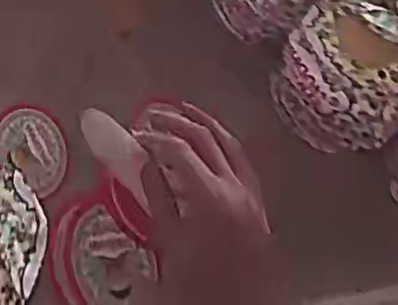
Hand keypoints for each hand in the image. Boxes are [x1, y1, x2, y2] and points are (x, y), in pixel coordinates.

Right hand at [136, 105, 284, 304]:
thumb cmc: (201, 291)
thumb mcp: (169, 245)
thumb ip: (156, 197)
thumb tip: (144, 162)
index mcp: (211, 198)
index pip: (178, 150)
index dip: (154, 138)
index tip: (136, 136)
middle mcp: (236, 190)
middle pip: (204, 138)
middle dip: (174, 121)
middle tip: (152, 116)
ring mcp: (252, 197)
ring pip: (228, 143)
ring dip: (203, 123)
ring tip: (183, 111)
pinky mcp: (261, 208)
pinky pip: (242, 162)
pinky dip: (224, 143)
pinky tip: (212, 141)